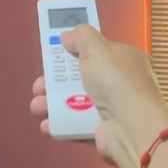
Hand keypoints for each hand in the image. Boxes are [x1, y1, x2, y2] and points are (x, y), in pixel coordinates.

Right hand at [30, 25, 167, 167]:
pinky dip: (59, 124)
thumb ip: (80, 36)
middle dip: (55, 81)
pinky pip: (76, 124)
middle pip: (80, 78)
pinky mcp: (101, 131)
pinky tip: (47, 124)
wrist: (130, 126)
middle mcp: (119, 84)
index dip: (74, 52)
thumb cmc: (115, 80)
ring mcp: (111, 109)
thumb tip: (67, 36)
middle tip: (39, 85)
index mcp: (123, 60)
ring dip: (51, 104)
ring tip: (37, 106)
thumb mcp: (97, 47)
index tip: (54, 55)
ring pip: (74, 103)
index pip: (97, 52)